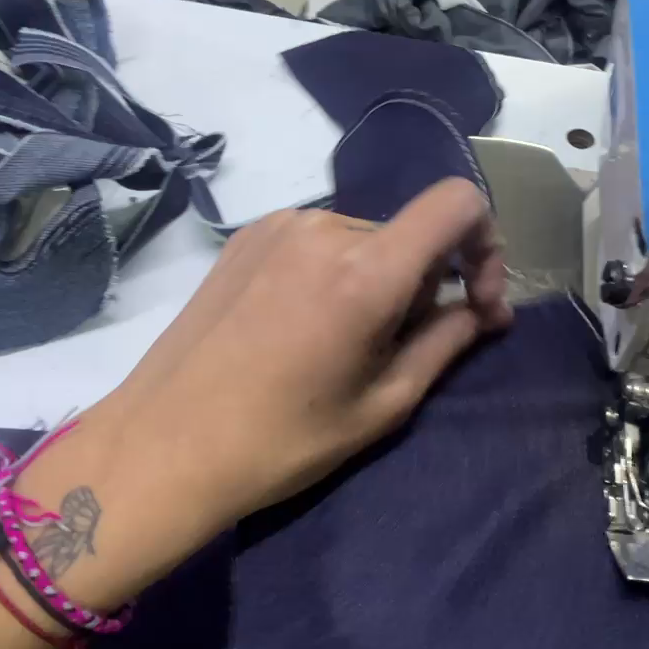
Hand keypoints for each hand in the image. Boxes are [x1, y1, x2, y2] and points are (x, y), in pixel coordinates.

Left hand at [14, 177, 511, 606]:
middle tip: (405, 345)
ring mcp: (279, 224)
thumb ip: (447, 341)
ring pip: (366, 237)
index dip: (487, 243)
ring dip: (380, 277)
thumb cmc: (282, 441)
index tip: (475, 302)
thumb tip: (483, 310)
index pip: (458, 203)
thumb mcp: (384, 404)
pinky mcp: (246, 235)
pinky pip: (320, 239)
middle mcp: (324, 226)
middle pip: (411, 231)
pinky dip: (337, 270)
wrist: (161, 445)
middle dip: (429, 281)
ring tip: (346, 341)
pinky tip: (306, 323)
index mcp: (365, 269)